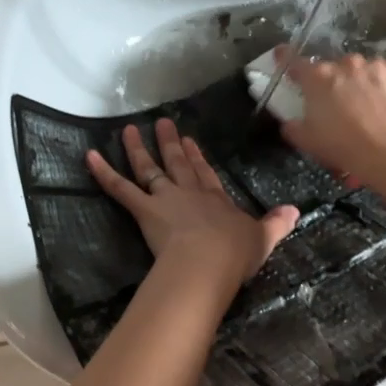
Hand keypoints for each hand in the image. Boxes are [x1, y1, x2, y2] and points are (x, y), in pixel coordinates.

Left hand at [85, 119, 299, 290]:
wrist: (209, 263)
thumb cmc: (235, 255)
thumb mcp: (263, 240)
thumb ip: (276, 225)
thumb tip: (296, 211)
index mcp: (217, 200)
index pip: (206, 175)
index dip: (198, 158)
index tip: (190, 142)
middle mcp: (190, 193)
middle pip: (178, 164)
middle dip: (170, 143)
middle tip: (161, 123)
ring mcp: (165, 198)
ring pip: (149, 169)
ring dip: (138, 149)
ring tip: (128, 130)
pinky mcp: (145, 209)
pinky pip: (120, 189)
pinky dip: (103, 173)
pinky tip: (89, 157)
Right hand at [277, 47, 385, 177]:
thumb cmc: (340, 145)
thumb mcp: (306, 140)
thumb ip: (292, 126)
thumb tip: (290, 122)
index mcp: (318, 76)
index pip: (293, 60)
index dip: (284, 58)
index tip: (281, 55)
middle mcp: (346, 64)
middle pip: (333, 68)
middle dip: (331, 82)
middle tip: (336, 104)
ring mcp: (375, 67)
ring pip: (361, 71)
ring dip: (358, 83)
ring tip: (365, 107)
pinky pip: (385, 79)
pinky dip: (382, 90)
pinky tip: (384, 108)